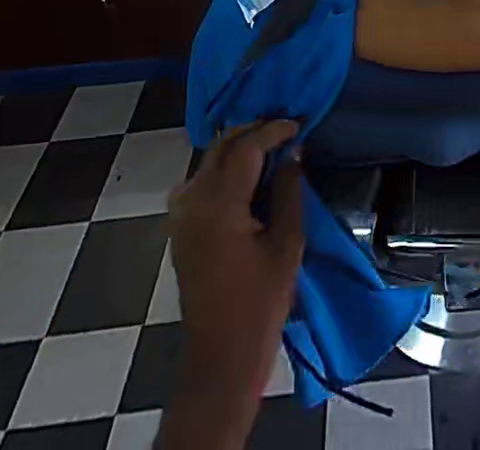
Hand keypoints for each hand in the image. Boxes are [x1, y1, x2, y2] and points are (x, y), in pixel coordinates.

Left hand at [161, 120, 304, 449]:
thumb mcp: (287, 244)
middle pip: (222, 145)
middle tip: (287, 129)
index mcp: (219, 203)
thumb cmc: (260, 303)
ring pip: (210, 160)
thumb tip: (293, 154)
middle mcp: (192, 199)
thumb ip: (289, 191)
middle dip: (254, 131)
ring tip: (273, 147)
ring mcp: (181, 212)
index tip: (299, 123)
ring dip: (239, 147)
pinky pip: (202, 180)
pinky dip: (226, 167)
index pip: (246, 147)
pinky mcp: (180, 226)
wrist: (220, 356)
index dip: (273, 130)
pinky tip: (249, 175)